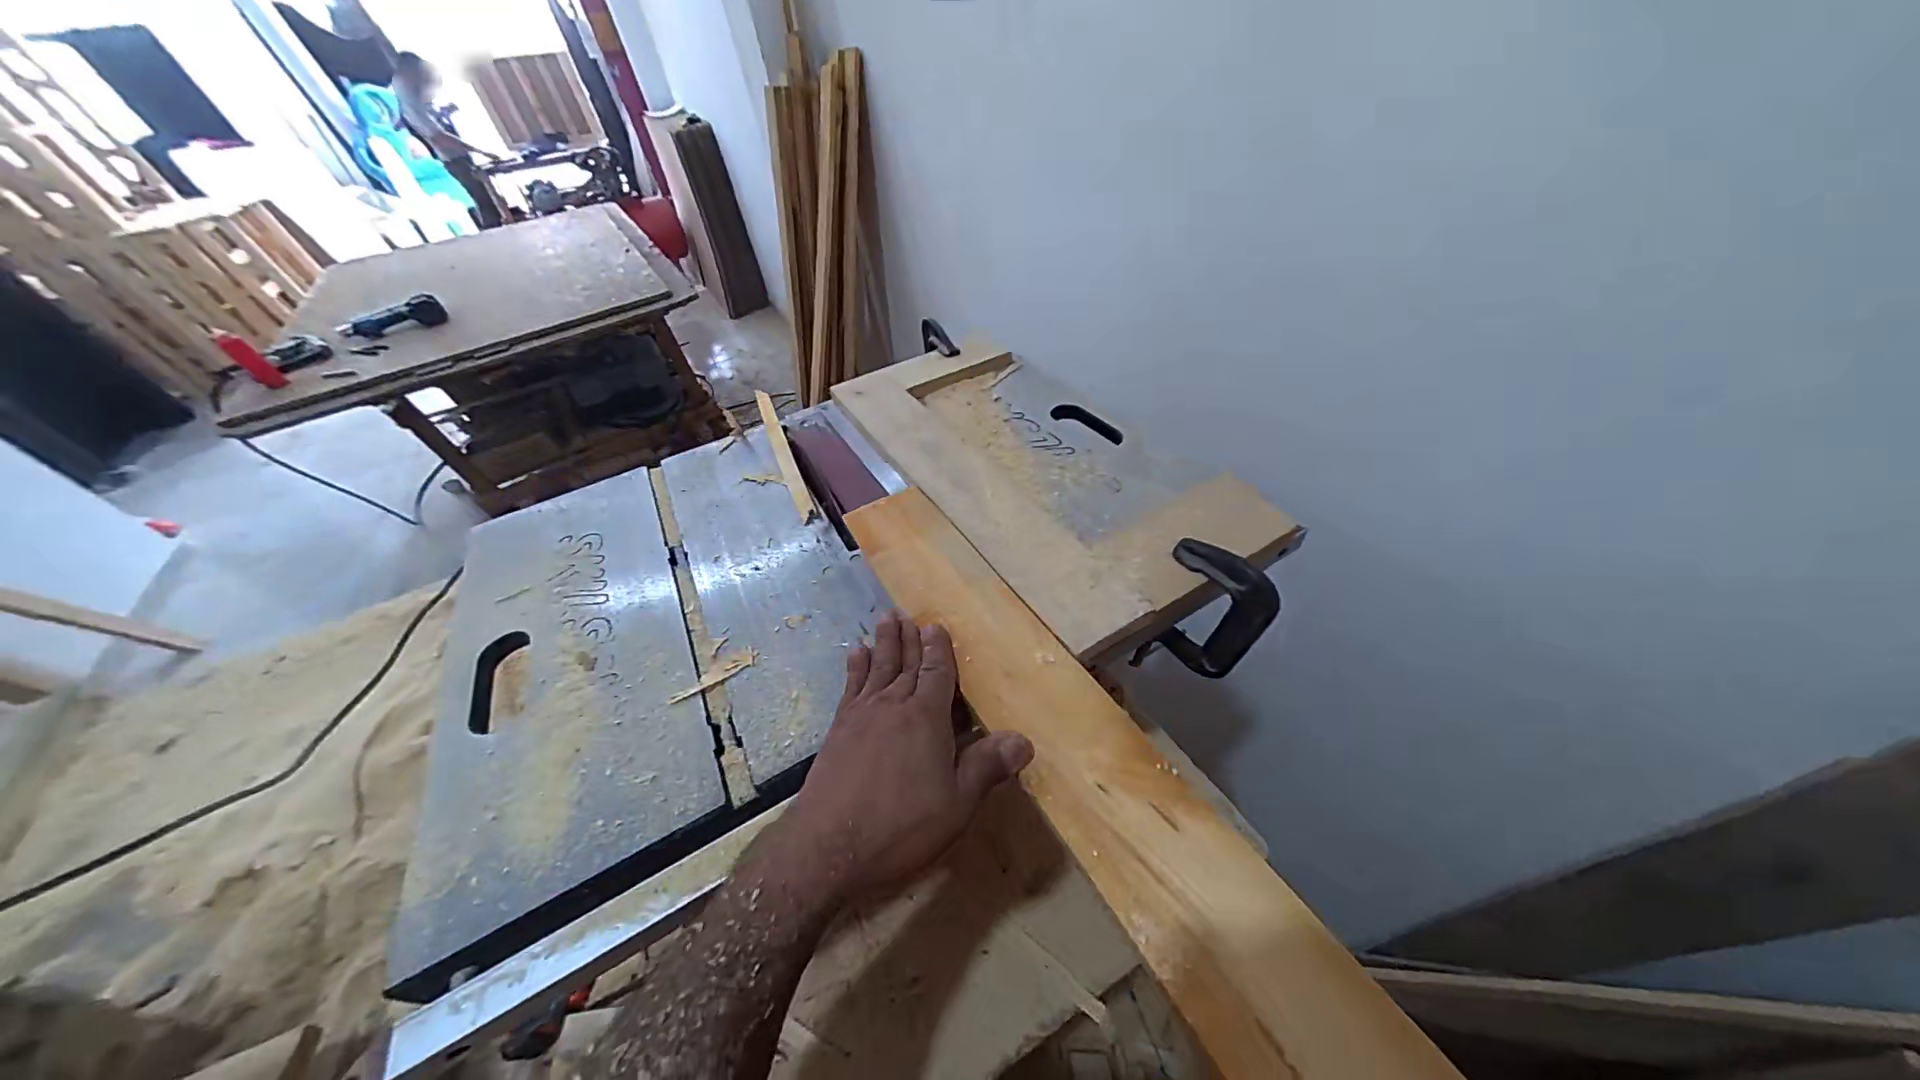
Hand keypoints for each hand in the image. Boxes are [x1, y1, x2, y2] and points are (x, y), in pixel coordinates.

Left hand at [777, 612, 1032, 903]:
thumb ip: (987, 767)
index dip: (938, 650)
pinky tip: (856, 655)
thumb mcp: (956, 804)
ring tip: (885, 619)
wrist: (828, 846)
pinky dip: (856, 668)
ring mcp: (861, 716)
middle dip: (909, 639)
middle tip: (907, 613)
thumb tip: (1024, 740)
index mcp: (926, 719)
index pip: (936, 674)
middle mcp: (893, 706)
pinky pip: (851, 687)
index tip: (937, 626)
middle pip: (904, 664)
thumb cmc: (901, 826)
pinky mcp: (838, 730)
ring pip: (877, 669)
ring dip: (884, 643)